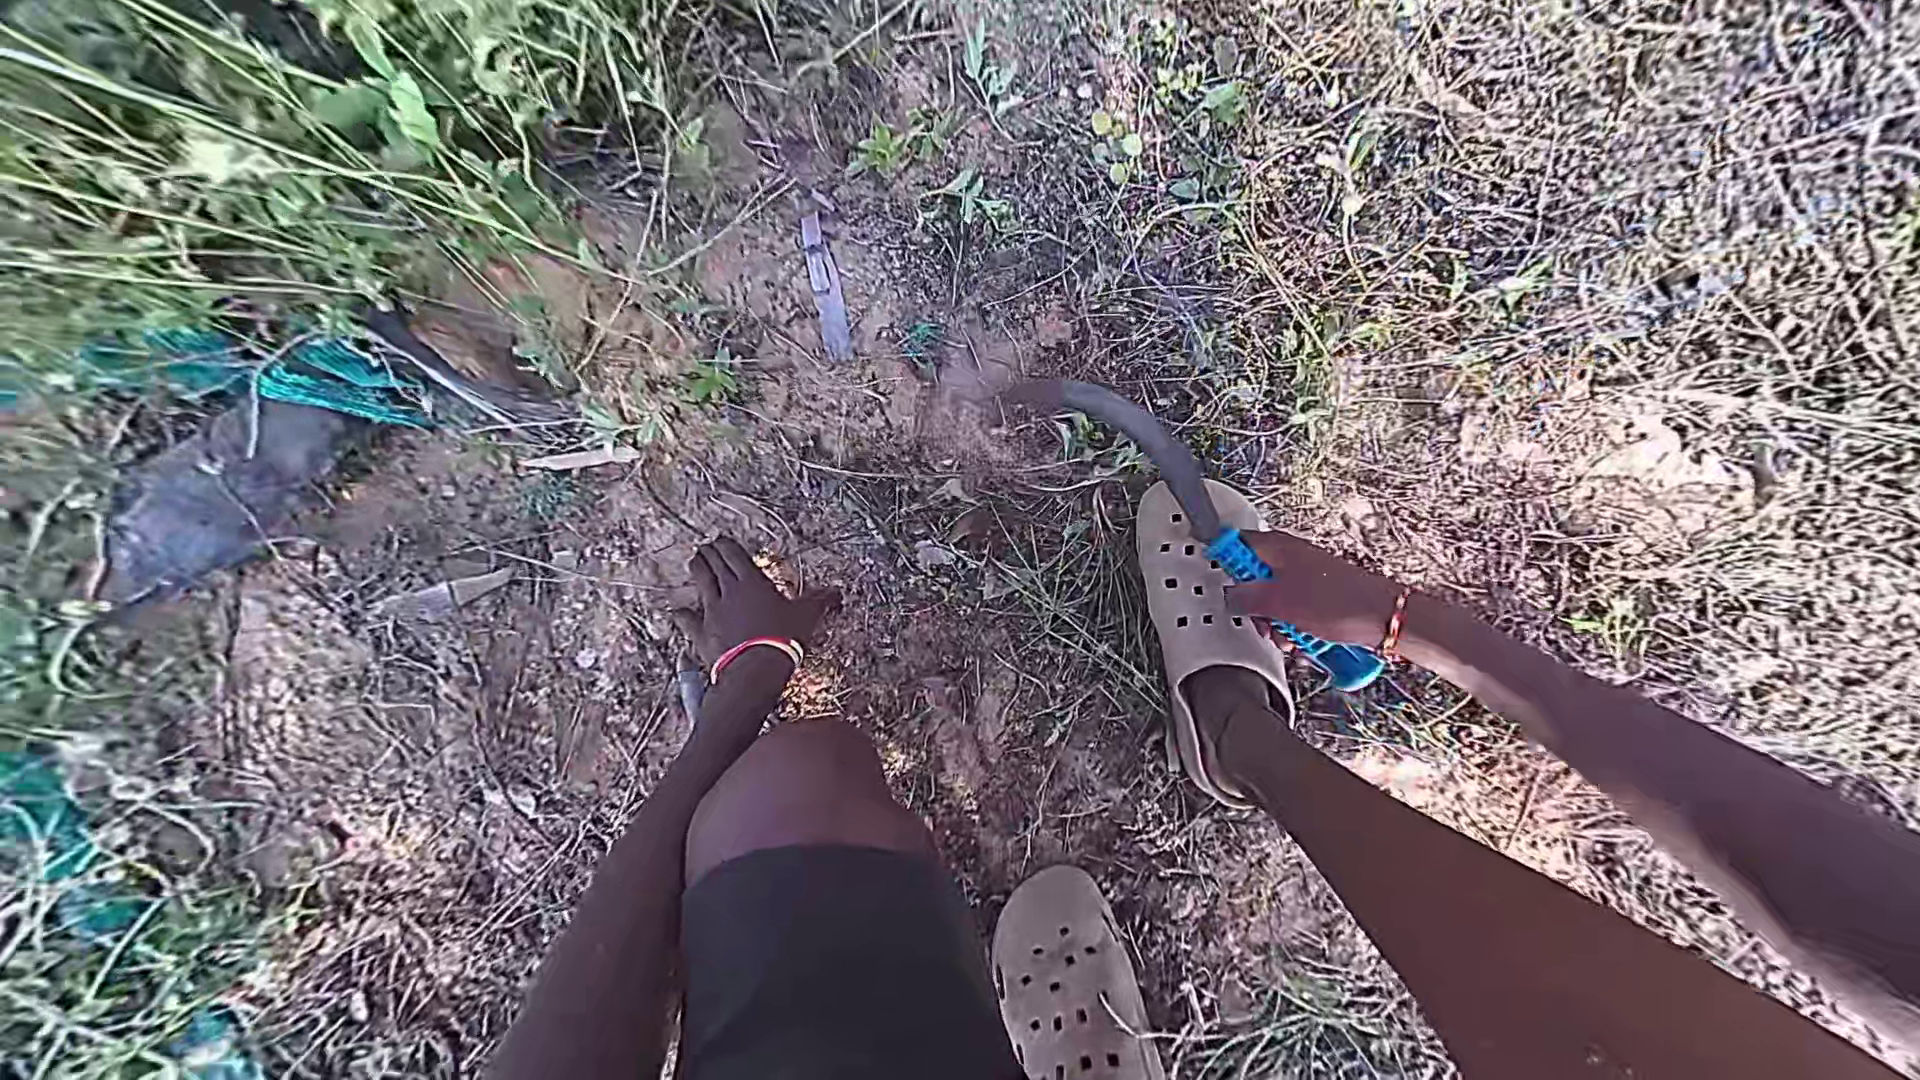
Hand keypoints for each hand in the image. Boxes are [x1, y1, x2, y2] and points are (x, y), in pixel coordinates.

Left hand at [676, 537, 835, 669]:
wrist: (756, 668)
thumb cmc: (783, 637)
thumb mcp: (807, 616)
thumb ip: (819, 601)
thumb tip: (836, 593)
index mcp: (752, 581)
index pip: (734, 555)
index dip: (726, 545)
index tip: (721, 539)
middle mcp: (729, 591)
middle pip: (715, 565)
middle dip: (710, 553)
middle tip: (706, 547)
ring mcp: (712, 612)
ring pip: (701, 584)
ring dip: (697, 571)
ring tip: (695, 562)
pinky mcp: (702, 633)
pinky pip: (688, 619)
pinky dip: (683, 614)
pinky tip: (677, 611)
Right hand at [1223, 532, 1403, 645]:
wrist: (1385, 619)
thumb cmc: (1341, 603)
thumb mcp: (1276, 602)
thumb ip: (1243, 596)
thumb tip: (1229, 596)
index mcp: (1276, 546)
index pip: (1234, 542)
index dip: (1222, 559)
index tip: (1217, 575)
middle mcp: (1288, 556)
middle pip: (1249, 575)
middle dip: (1250, 602)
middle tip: (1258, 615)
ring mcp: (1302, 575)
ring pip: (1268, 595)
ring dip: (1270, 618)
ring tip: (1284, 632)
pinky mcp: (1314, 594)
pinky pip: (1287, 607)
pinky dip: (1288, 623)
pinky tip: (1298, 636)